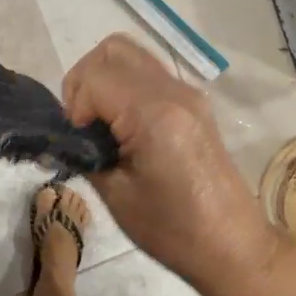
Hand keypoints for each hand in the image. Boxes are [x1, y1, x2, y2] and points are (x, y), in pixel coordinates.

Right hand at [64, 35, 289, 295]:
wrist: (231, 244)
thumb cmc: (171, 229)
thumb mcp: (115, 195)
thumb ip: (85, 155)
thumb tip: (65, 138)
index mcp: (155, 114)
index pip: (94, 77)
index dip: (74, 107)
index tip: (79, 144)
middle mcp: (174, 92)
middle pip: (111, 50)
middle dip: (84, 82)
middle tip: (82, 126)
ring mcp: (188, 94)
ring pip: (130, 56)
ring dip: (104, 83)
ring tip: (100, 127)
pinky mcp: (193, 104)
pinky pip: (148, 76)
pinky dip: (123, 90)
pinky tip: (122, 131)